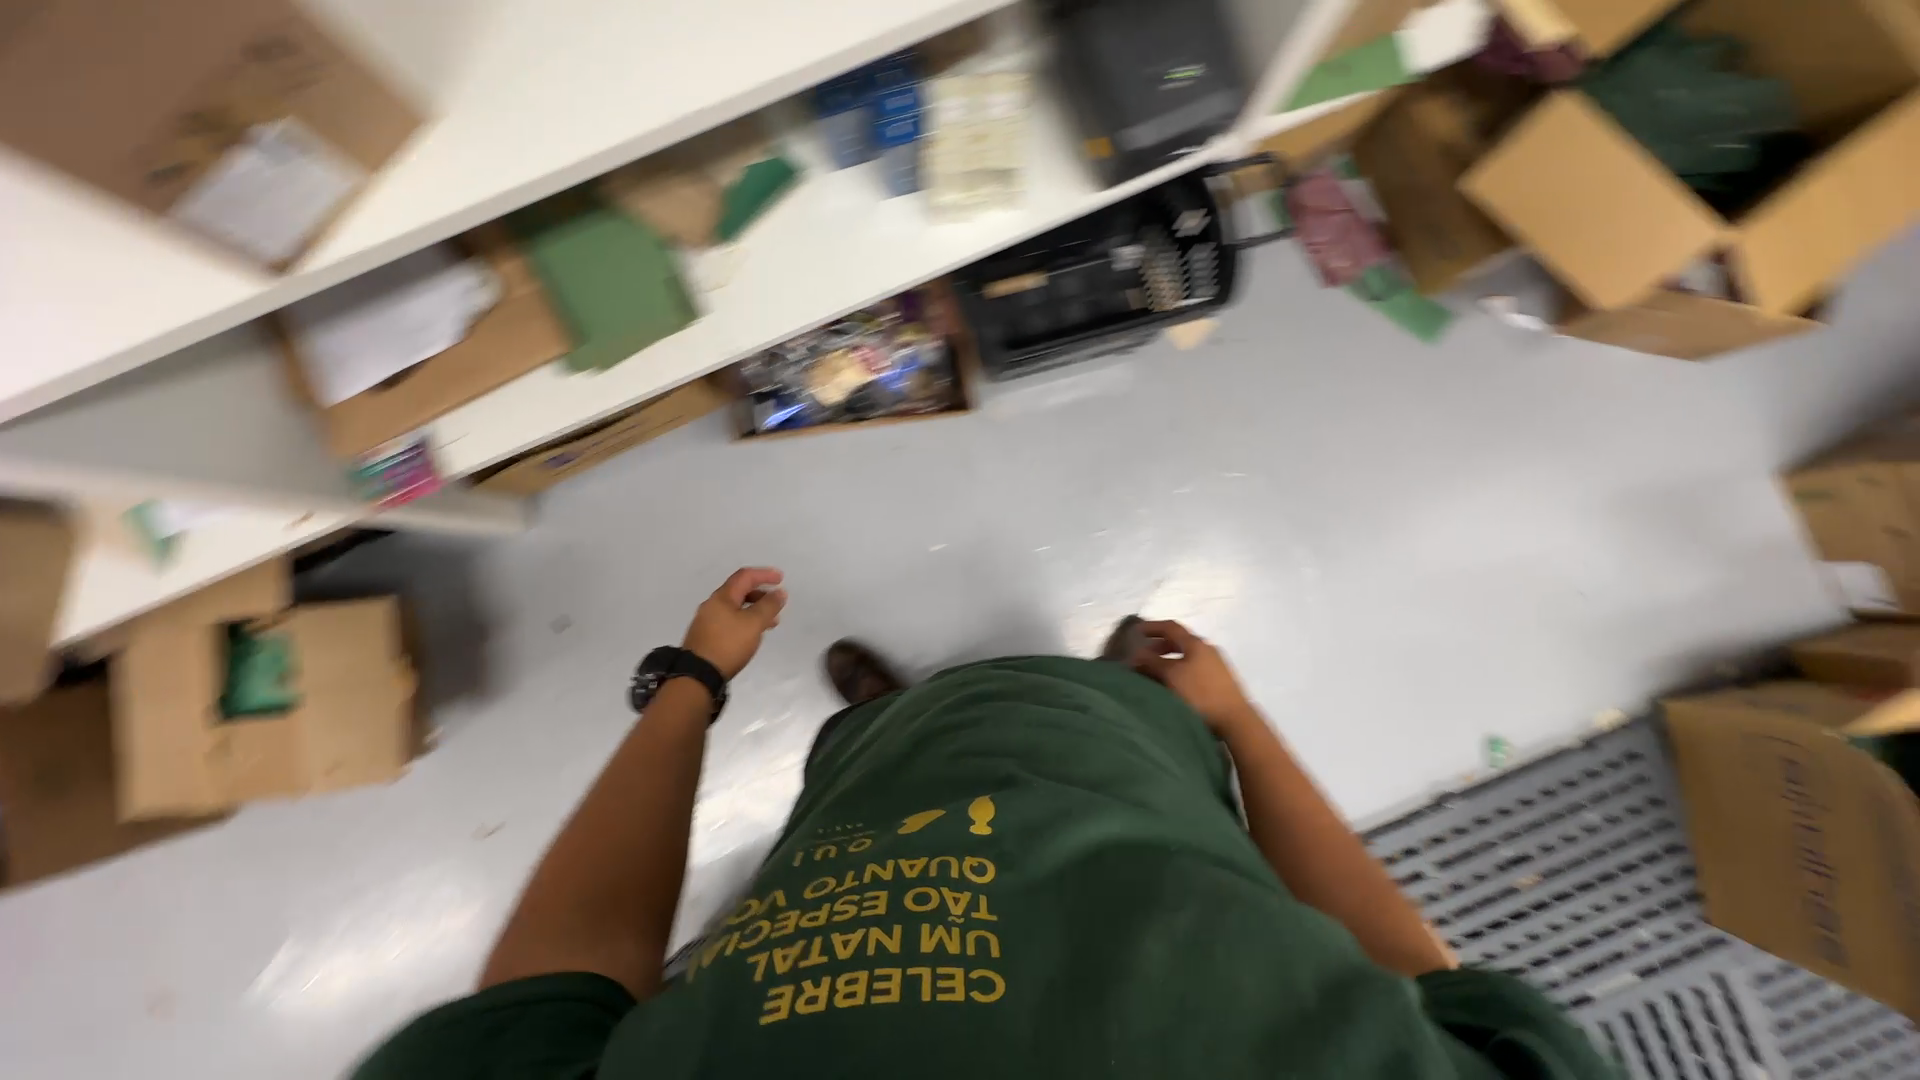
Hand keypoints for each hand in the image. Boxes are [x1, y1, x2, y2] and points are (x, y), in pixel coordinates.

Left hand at [682, 567, 786, 679]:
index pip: (745, 576)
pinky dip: (745, 621)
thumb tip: (779, 592)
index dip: (764, 574)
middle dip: (761, 594)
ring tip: (770, 623)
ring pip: (735, 608)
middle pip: (739, 591)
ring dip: (754, 610)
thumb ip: (769, 606)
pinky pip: (730, 621)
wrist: (698, 675)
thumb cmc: (728, 644)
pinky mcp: (706, 637)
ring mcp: (707, 621)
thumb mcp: (754, 623)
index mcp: (722, 597)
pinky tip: (752, 635)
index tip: (781, 578)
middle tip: (777, 603)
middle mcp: (712, 605)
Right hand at [1128, 620, 1257, 735]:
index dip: (1152, 627)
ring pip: (1187, 655)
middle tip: (1144, 653)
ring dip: (1169, 658)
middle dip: (1160, 645)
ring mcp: (1216, 664)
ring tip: (1156, 670)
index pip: (1171, 627)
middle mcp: (1207, 649)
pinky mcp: (1220, 679)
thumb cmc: (1200, 693)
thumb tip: (1136, 654)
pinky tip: (1174, 682)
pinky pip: (1194, 666)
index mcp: (1196, 643)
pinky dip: (1179, 668)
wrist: (1234, 718)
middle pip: (1180, 640)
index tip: (1136, 631)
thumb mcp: (1171, 676)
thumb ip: (1153, 662)